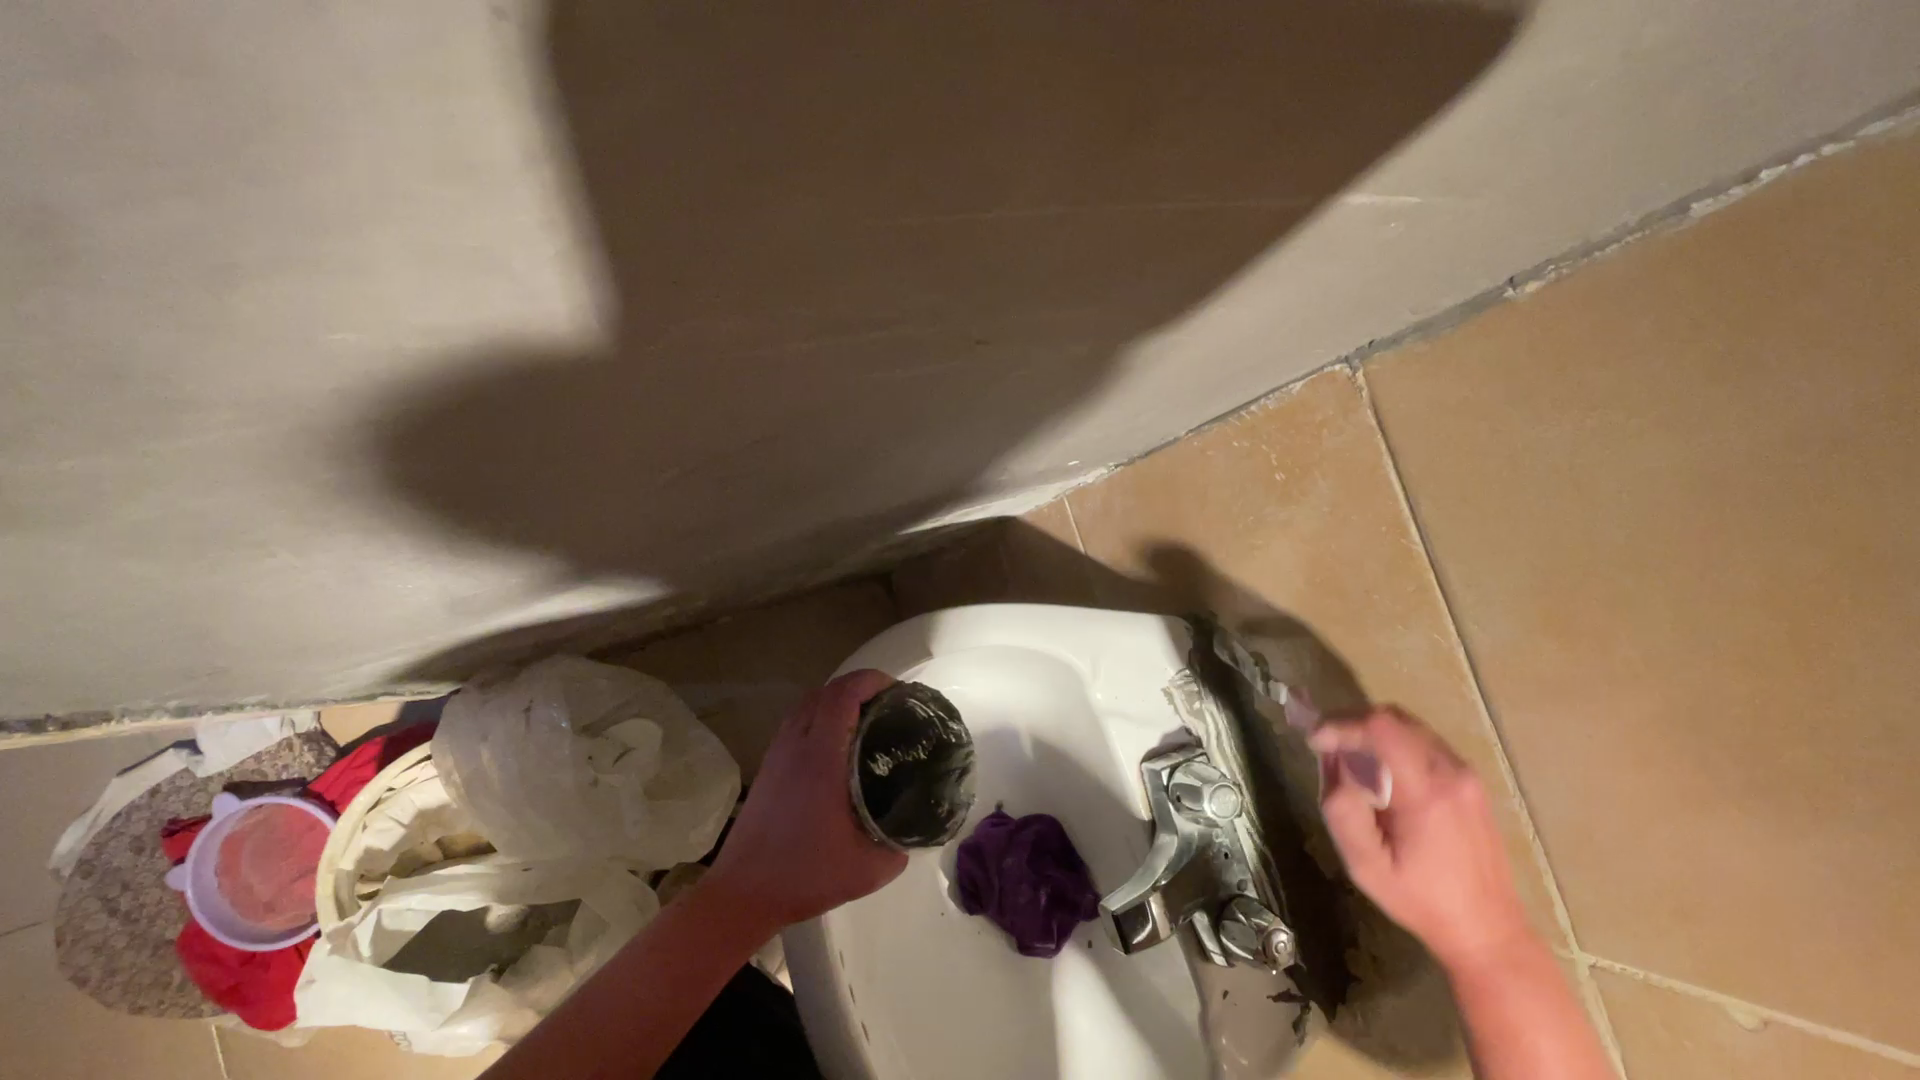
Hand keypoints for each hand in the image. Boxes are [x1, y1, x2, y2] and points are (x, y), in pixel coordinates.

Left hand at [707, 669, 908, 930]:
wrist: (742, 894)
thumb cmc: (804, 876)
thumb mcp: (866, 869)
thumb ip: (897, 848)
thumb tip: (912, 831)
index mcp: (820, 758)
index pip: (843, 695)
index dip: (871, 681)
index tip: (897, 690)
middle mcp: (795, 746)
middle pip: (824, 692)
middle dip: (858, 686)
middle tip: (888, 704)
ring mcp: (776, 755)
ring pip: (805, 705)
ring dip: (836, 700)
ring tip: (865, 720)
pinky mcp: (767, 768)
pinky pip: (795, 724)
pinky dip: (819, 718)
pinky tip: (836, 746)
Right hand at [1311, 707, 1531, 969]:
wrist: (1488, 929)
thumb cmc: (1422, 901)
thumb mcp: (1366, 867)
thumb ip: (1342, 812)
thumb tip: (1332, 766)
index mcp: (1426, 792)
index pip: (1380, 728)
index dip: (1340, 724)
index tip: (1314, 741)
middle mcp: (1452, 772)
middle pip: (1394, 718)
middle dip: (1352, 724)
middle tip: (1325, 747)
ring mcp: (1467, 775)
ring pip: (1410, 727)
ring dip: (1372, 733)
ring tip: (1348, 760)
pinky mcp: (1471, 783)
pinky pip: (1425, 744)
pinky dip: (1394, 745)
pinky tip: (1380, 775)